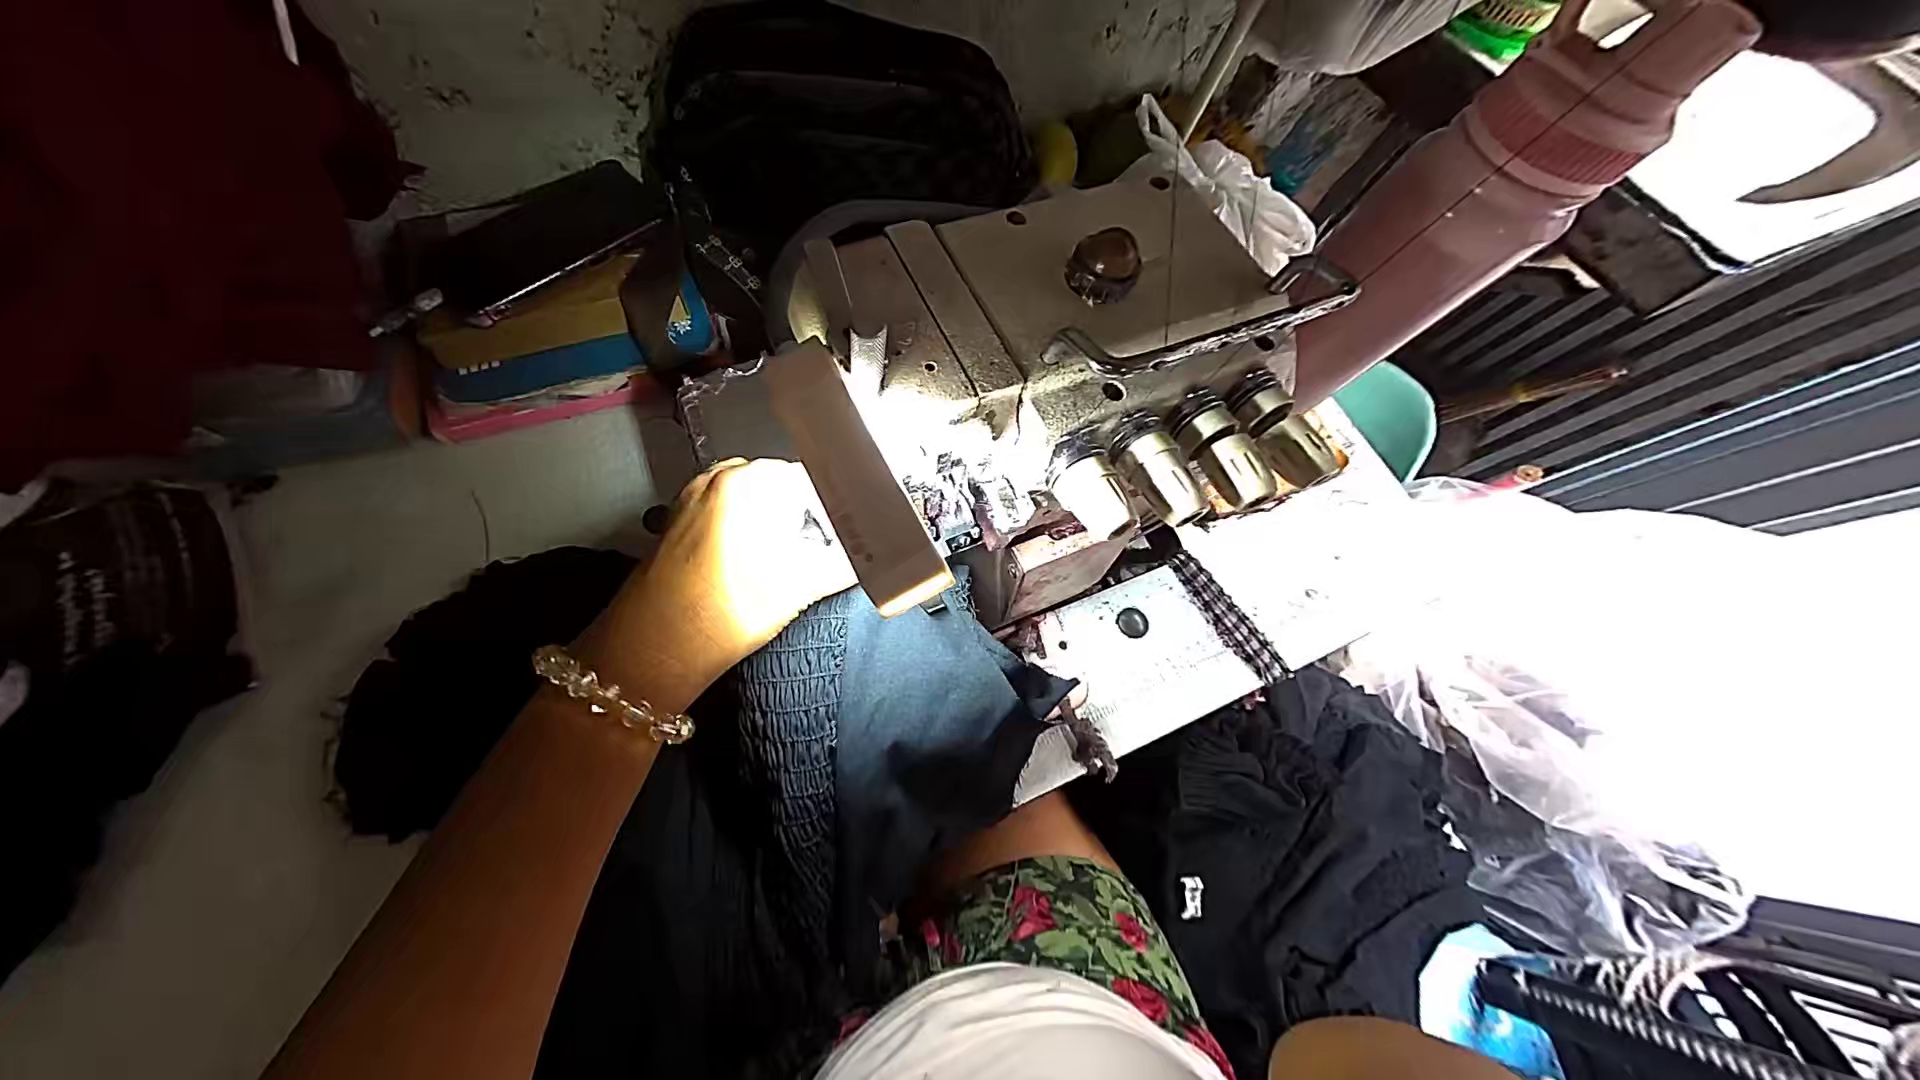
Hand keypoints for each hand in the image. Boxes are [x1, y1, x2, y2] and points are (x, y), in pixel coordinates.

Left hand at [576, 459, 857, 710]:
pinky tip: (762, 562)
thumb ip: (838, 567)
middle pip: (781, 486)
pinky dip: (752, 528)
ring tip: (799, 556)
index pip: (807, 478)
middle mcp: (714, 480)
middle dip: (808, 512)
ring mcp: (693, 499)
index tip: (853, 529)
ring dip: (780, 522)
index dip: (835, 504)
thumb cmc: (720, 617)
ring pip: (755, 500)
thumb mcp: (793, 592)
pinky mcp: (681, 523)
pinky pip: (731, 512)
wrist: (649, 653)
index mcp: (742, 485)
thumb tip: (871, 559)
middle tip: (830, 545)